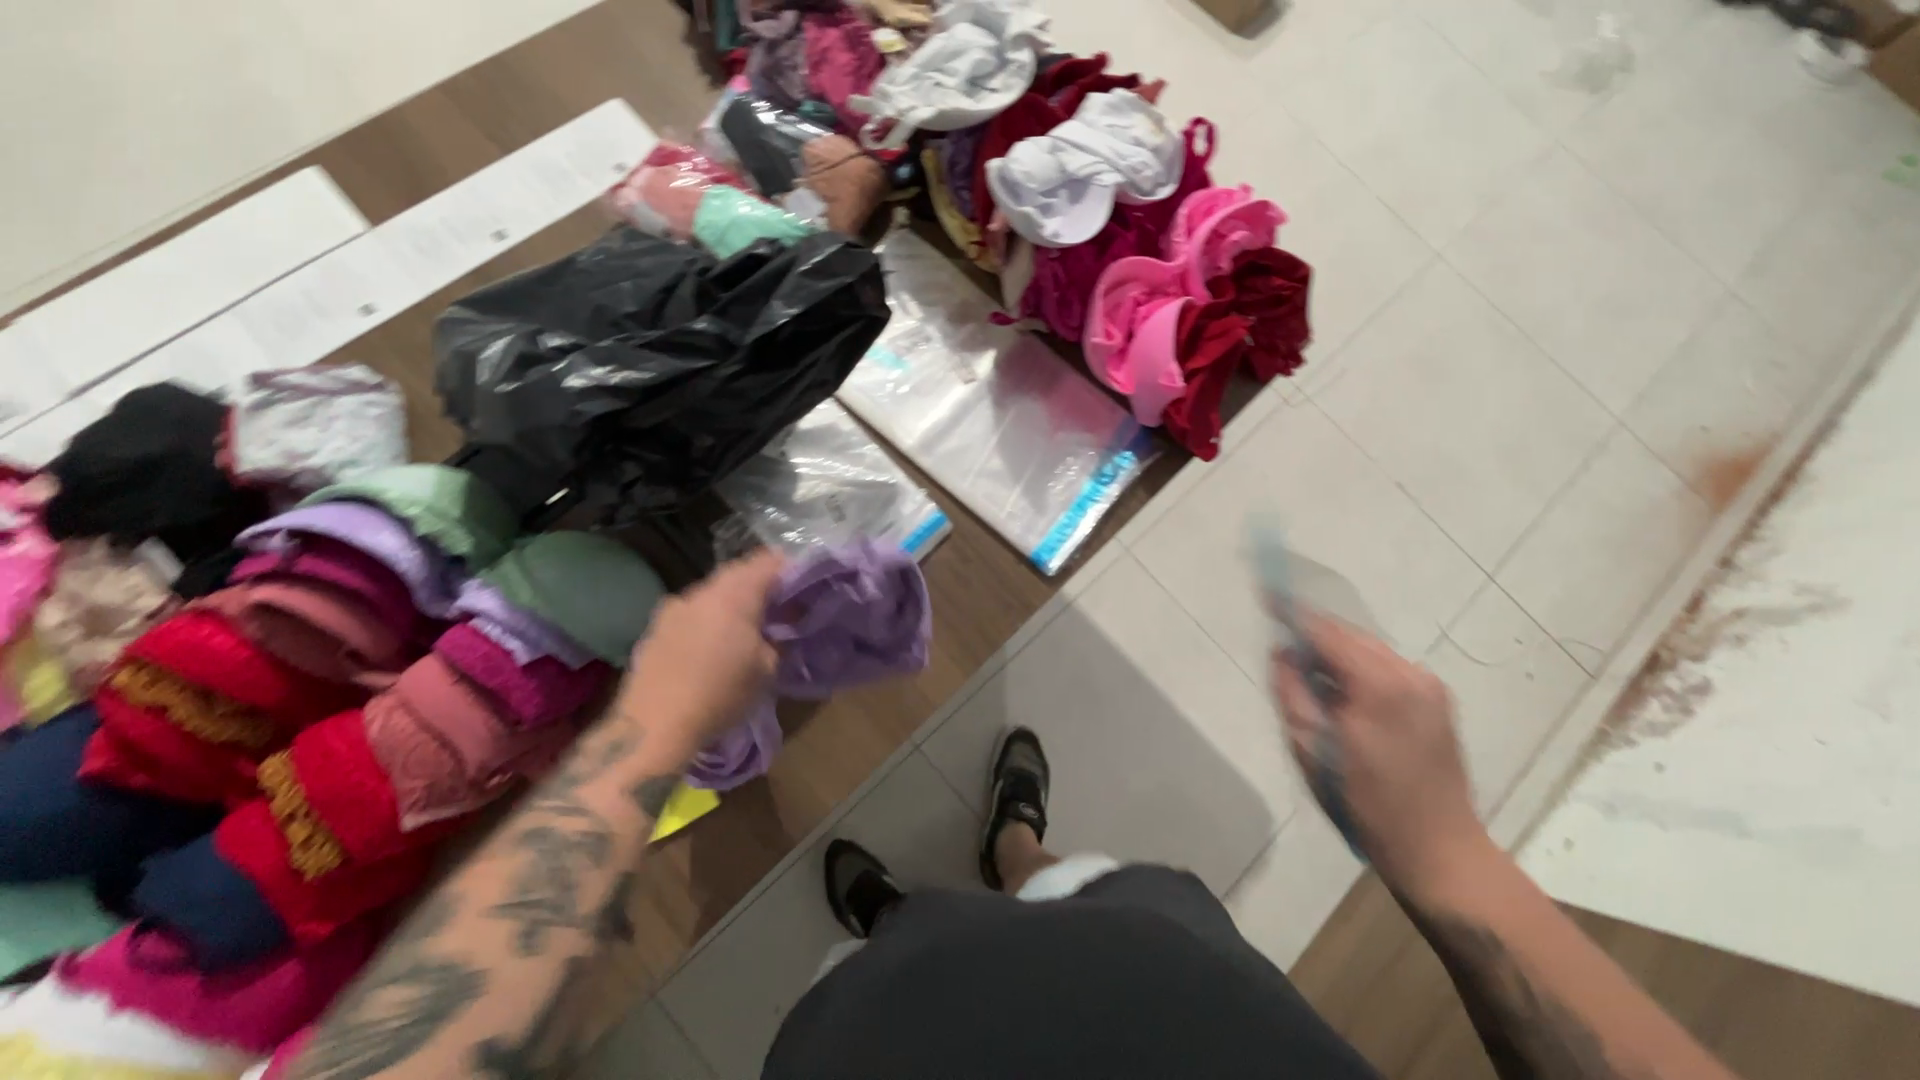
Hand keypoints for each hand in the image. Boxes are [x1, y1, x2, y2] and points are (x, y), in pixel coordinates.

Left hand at [613, 551, 784, 757]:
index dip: (787, 569)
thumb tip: (774, 631)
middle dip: (758, 585)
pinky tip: (710, 646)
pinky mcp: (655, 629)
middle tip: (776, 607)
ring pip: (711, 593)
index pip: (767, 563)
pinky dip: (706, 620)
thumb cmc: (720, 696)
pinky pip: (690, 613)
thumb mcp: (766, 671)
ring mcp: (673, 608)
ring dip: (729, 603)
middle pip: (736, 574)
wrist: (654, 727)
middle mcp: (701, 593)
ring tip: (743, 629)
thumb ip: (775, 641)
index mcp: (734, 597)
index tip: (801, 586)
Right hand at [1271, 613, 1489, 898]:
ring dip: (1338, 658)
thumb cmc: (1364, 804)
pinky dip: (1360, 674)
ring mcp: (1430, 687)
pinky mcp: (1438, 702)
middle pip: (1351, 637)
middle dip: (1315, 638)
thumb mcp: (1312, 750)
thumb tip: (1283, 654)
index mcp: (1379, 685)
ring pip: (1370, 653)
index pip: (1327, 633)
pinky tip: (1345, 702)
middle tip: (1283, 655)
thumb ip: (1293, 693)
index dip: (1292, 613)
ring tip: (1312, 685)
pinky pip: (1388, 671)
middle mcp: (1411, 675)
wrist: (1437, 848)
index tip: (1265, 595)